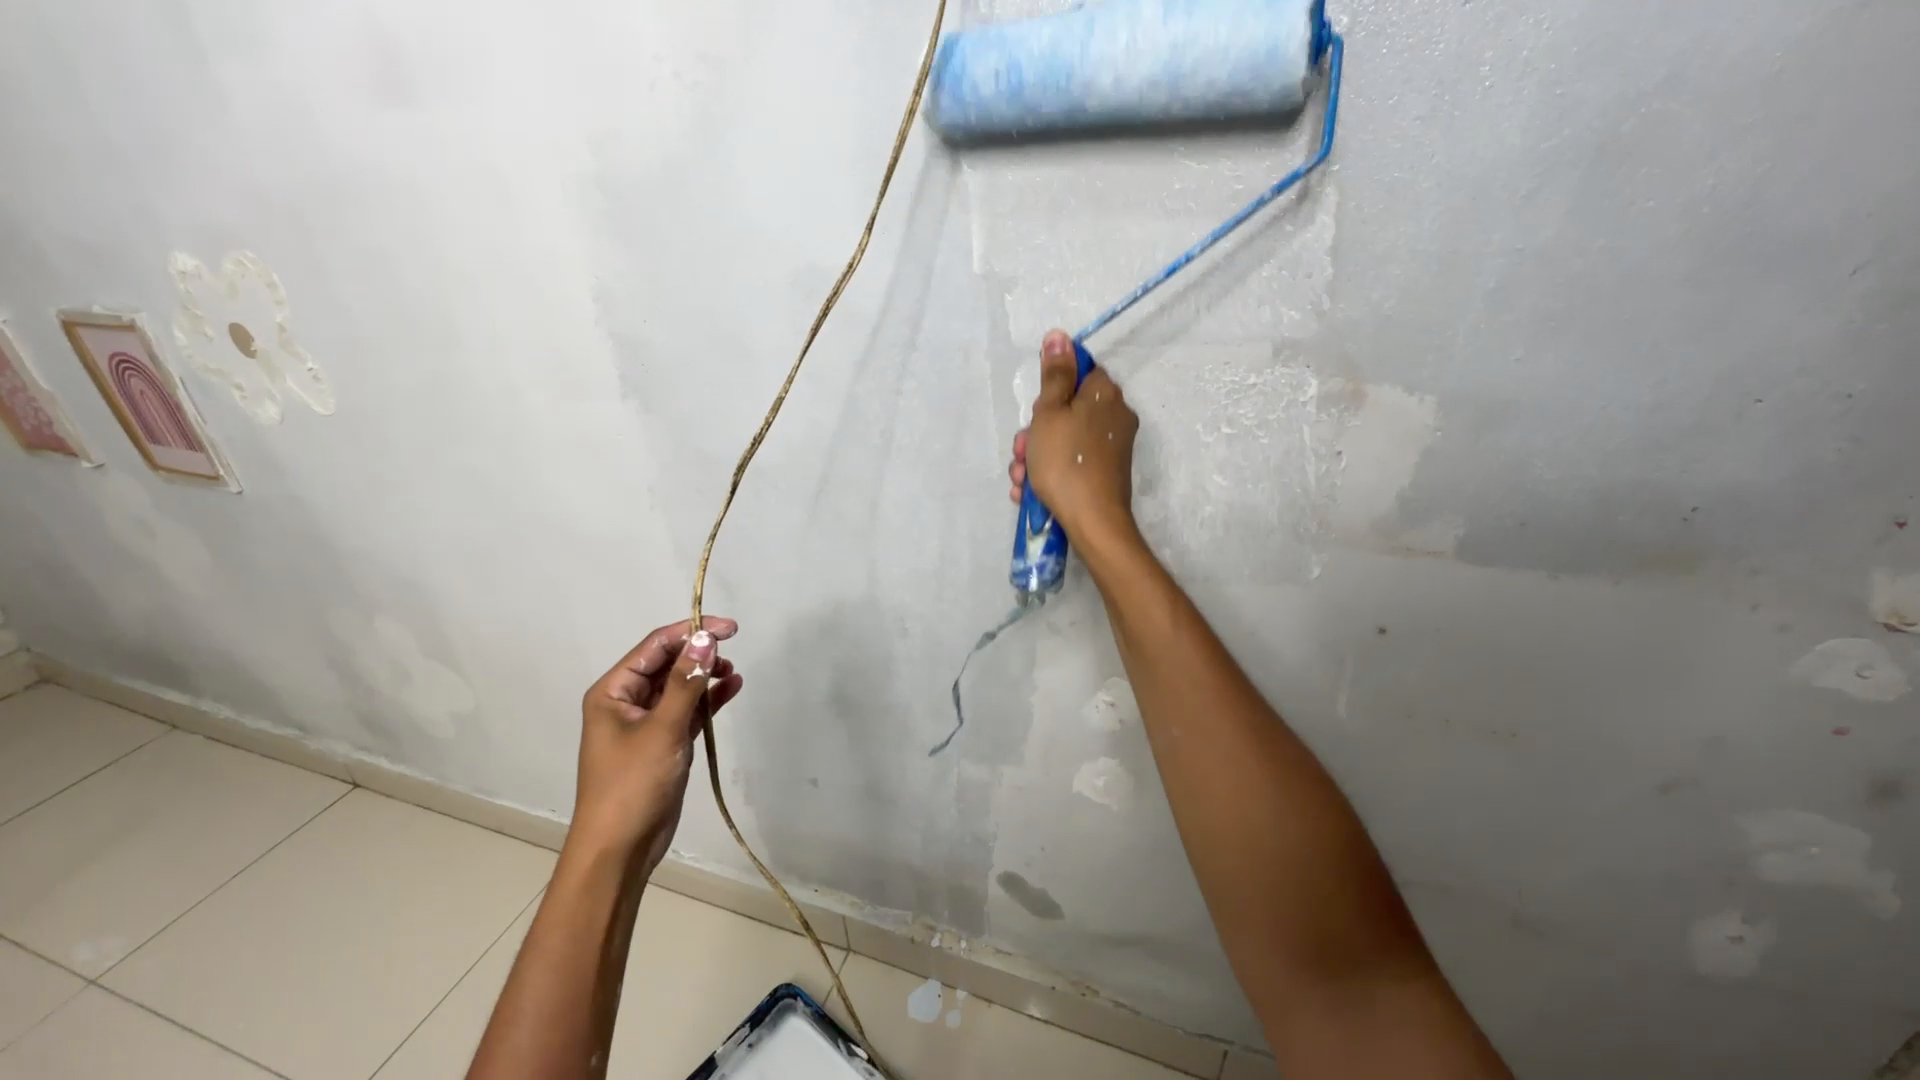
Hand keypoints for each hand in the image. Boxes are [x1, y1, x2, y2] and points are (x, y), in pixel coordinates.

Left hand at [570, 617, 742, 869]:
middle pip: (668, 664)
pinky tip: (732, 689)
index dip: (691, 632)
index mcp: (613, 691)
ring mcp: (646, 724)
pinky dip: (709, 700)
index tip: (730, 628)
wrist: (619, 849)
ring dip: (706, 676)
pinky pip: (688, 711)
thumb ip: (687, 682)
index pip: (655, 646)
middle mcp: (627, 701)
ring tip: (734, 673)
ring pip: (680, 687)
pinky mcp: (665, 744)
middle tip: (734, 650)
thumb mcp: (662, 729)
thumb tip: (707, 639)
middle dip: (699, 654)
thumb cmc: (632, 784)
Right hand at [1009, 329, 1139, 544]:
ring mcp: (1112, 448)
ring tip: (1022, 478)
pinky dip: (1049, 474)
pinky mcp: (1105, 474)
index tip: (1036, 412)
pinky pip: (1071, 463)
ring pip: (1064, 441)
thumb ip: (1054, 374)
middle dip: (1036, 432)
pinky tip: (1030, 492)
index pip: (1079, 373)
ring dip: (1036, 457)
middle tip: (1024, 451)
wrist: (1093, 522)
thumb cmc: (1066, 462)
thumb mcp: (1049, 412)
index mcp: (1105, 393)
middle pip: (1067, 410)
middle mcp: (1115, 415)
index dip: (1051, 390)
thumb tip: (1059, 336)